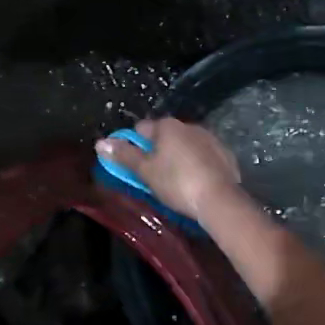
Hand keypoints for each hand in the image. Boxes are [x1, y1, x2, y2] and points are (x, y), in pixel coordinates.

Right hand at [96, 118, 245, 224]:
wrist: (219, 198)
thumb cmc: (177, 182)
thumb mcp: (146, 171)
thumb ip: (124, 155)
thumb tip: (101, 142)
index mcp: (169, 126)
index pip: (141, 128)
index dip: (132, 144)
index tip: (130, 164)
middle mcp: (190, 125)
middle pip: (164, 136)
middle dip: (156, 151)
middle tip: (150, 175)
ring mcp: (210, 138)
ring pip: (185, 145)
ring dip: (177, 157)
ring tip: (173, 181)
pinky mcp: (224, 153)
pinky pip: (203, 155)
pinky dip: (196, 164)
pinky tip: (194, 181)